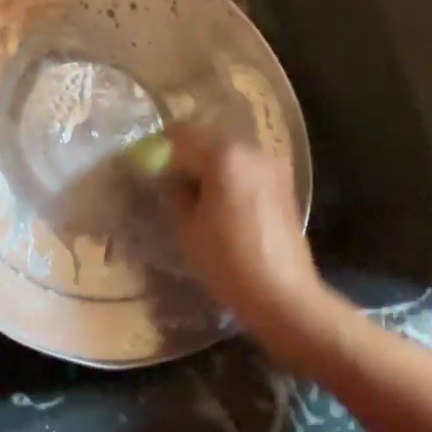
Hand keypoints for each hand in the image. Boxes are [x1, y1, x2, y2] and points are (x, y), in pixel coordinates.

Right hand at [159, 127, 331, 324]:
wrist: (284, 296)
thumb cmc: (228, 261)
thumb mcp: (187, 227)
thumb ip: (173, 191)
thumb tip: (167, 175)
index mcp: (223, 155)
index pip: (179, 135)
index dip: (159, 150)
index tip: (148, 168)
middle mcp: (250, 150)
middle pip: (206, 136)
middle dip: (185, 153)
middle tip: (169, 180)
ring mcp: (271, 164)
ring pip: (227, 149)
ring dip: (207, 162)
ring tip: (195, 193)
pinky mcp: (282, 182)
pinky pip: (246, 164)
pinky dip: (229, 172)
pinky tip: (221, 201)